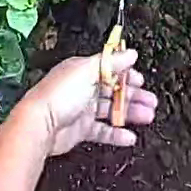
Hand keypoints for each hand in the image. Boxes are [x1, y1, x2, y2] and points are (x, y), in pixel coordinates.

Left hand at [18, 48, 158, 156]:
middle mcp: (83, 89)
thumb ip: (112, 62)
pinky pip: (103, 131)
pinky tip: (129, 137)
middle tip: (151, 101)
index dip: (127, 74)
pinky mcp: (81, 130)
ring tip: (147, 117)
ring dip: (130, 113)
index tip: (141, 80)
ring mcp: (82, 110)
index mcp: (83, 71)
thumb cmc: (59, 95)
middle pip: (114, 90)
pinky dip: (117, 134)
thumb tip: (131, 53)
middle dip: (133, 95)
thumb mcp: (88, 71)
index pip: (110, 69)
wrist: (39, 125)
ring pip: (111, 110)